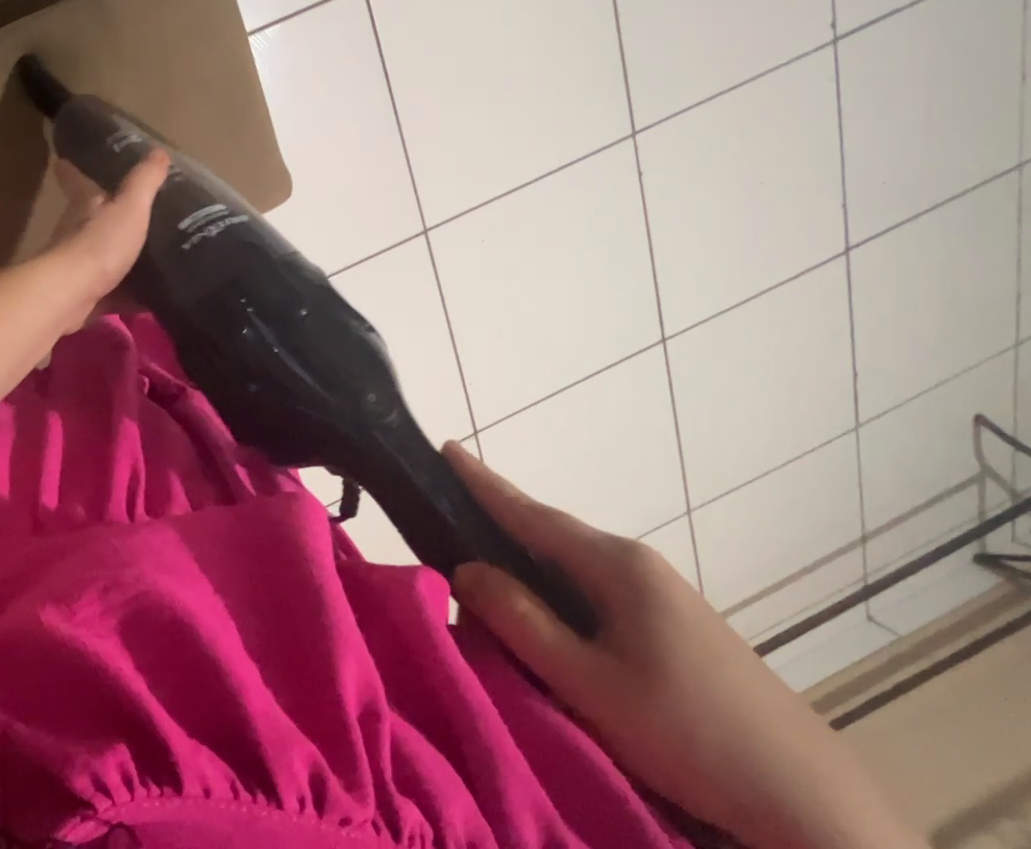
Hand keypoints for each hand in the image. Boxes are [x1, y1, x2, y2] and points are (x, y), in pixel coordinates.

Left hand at [40, 150, 168, 327]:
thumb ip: (144, 182)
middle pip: (89, 219)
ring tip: (154, 257)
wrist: (71, 295)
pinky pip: (112, 293)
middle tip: (135, 214)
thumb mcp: (129, 207)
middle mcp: (76, 232)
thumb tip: (159, 151)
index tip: (65, 160)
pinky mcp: (85, 297)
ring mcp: (78, 267)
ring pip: (102, 257)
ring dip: (121, 258)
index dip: (72, 170)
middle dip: (106, 216)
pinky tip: (152, 298)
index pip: (74, 180)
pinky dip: (129, 295)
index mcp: (85, 205)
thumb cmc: (98, 244)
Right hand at [443, 442, 921, 848]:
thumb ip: (520, 620)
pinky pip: (590, 595)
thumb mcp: (587, 681)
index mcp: (616, 566)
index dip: (482, 483)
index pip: (531, 513)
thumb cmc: (688, 732)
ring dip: (521, 570)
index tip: (443, 447)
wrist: (805, 797)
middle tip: (438, 526)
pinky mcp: (669, 626)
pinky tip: (537, 621)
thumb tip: (465, 569)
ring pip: (568, 570)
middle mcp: (638, 566)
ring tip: (475, 579)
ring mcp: (659, 595)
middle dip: (493, 527)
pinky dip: (550, 597)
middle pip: (548, 536)